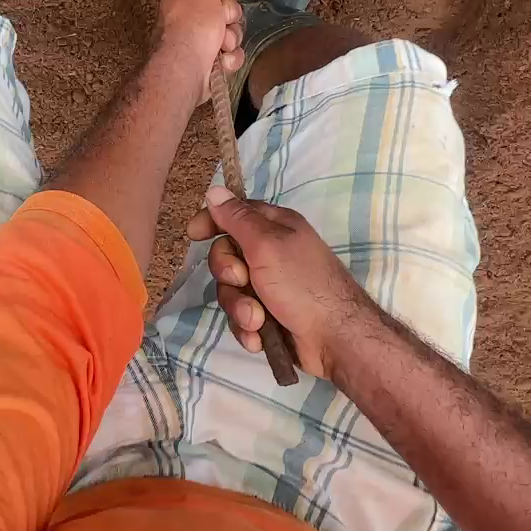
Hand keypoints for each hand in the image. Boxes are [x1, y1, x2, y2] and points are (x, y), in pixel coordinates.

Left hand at [155, 0, 244, 101]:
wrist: (185, 70)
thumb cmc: (191, 27)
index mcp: (182, 2)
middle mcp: (188, 23)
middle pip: (224, 13)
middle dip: (230, 17)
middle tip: (223, 21)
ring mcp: (198, 46)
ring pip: (230, 36)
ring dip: (231, 40)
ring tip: (221, 46)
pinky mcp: (208, 66)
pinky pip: (229, 57)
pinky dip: (229, 60)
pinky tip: (222, 62)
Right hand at [185, 186, 376, 378]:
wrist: (336, 340)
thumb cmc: (302, 283)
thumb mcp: (267, 244)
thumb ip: (236, 218)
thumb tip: (215, 190)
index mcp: (274, 227)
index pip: (233, 214)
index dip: (212, 221)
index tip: (194, 234)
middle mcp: (270, 253)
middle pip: (225, 255)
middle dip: (228, 274)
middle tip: (243, 280)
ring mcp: (268, 286)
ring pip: (229, 289)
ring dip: (239, 307)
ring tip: (257, 319)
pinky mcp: (267, 315)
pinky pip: (239, 315)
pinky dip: (247, 327)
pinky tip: (259, 336)